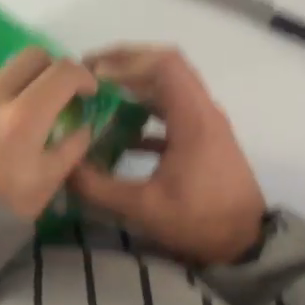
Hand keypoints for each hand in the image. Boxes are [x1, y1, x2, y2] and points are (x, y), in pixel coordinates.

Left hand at [0, 47, 96, 219]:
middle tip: (54, 95)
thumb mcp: (49, 181)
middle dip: (50, 71)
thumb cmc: (4, 209)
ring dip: (14, 90)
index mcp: (22, 117)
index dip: (82, 77)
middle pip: (29, 57)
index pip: (63, 71)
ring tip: (12, 123)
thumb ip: (72, 145)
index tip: (85, 92)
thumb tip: (82, 124)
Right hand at [69, 46, 265, 264]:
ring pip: (170, 88)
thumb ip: (97, 186)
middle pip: (167, 67)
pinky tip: (120, 133)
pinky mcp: (204, 140)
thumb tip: (62, 167)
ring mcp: (206, 124)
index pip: (163, 65)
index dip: (125, 61)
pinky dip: (145, 112)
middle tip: (88, 76)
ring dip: (135, 87)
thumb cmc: (197, 221)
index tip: (90, 74)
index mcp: (193, 119)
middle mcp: (203, 112)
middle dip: (126, 65)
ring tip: (99, 98)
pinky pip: (173, 111)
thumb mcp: (141, 208)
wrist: (243, 243)